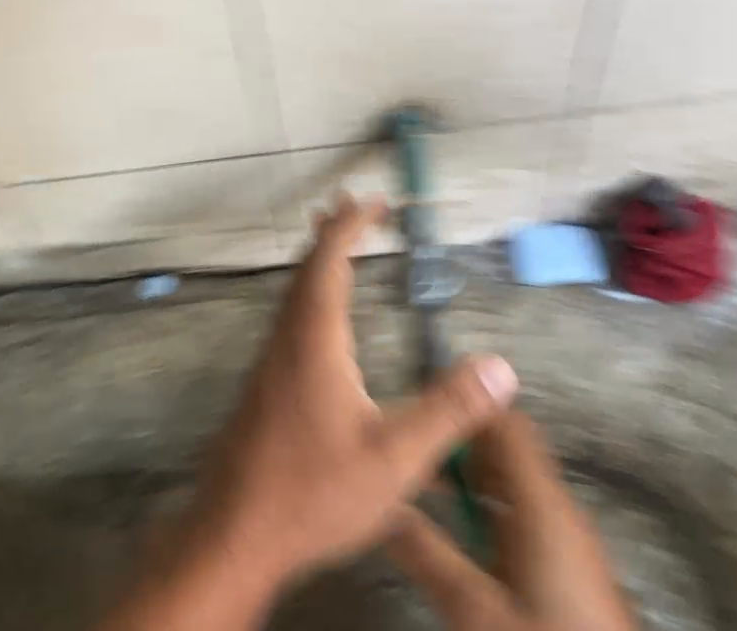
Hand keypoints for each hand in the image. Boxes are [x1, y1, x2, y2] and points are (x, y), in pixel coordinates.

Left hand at [184, 193, 519, 589]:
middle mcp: (285, 343)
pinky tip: (318, 326)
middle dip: (329, 235)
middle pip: (304, 272)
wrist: (233, 536)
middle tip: (351, 207)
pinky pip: (287, 323)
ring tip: (334, 249)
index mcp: (313, 342)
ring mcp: (268, 367)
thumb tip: (502, 367)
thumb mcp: (395, 458)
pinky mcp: (262, 392)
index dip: (349, 227)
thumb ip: (448, 411)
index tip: (371, 200)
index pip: (328, 264)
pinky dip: (308, 299)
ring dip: (316, 266)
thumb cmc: (313, 493)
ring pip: (291, 298)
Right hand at [388, 412, 637, 630]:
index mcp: (543, 508)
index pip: (506, 424)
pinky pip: (518, 510)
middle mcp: (559, 511)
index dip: (464, 403)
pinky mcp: (564, 563)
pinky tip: (457, 525)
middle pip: (506, 449)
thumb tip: (384, 509)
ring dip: (468, 472)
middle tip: (410, 443)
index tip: (419, 399)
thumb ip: (428, 555)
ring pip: (510, 481)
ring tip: (424, 479)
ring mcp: (565, 537)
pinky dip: (483, 502)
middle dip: (457, 440)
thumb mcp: (477, 611)